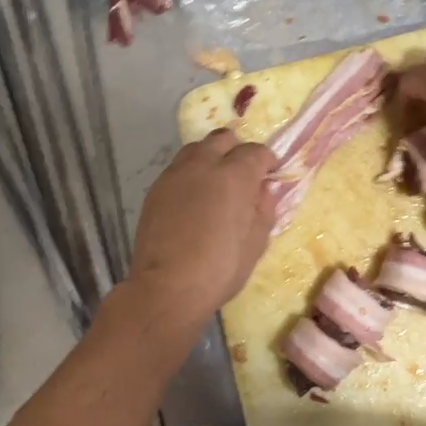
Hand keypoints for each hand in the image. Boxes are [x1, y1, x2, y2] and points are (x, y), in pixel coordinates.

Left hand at [127, 129, 276, 324]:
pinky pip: (177, 168)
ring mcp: (175, 174)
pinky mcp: (156, 188)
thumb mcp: (256, 243)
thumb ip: (264, 209)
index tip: (270, 175)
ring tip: (215, 183)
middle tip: (243, 175)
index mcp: (234, 175)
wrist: (167, 286)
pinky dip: (190, 174)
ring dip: (210, 157)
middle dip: (237, 151)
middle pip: (223, 139)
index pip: (256, 151)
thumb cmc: (220, 268)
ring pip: (196, 149)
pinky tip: (193, 198)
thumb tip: (264, 190)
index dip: (267, 162)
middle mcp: (203, 164)